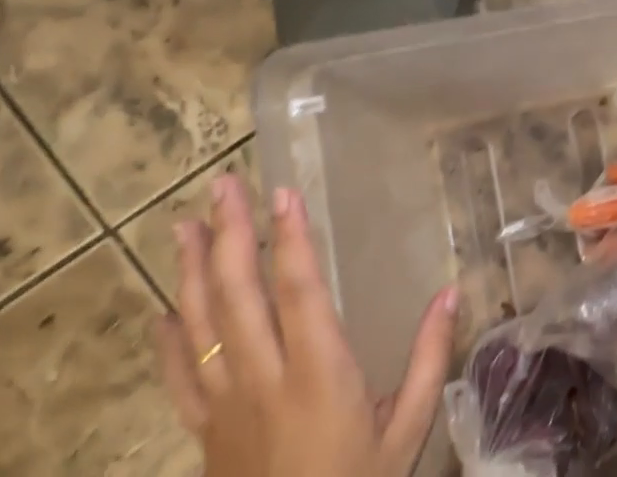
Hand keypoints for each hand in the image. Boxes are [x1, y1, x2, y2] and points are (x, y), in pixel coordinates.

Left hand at [156, 175, 459, 476]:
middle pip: (237, 297)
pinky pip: (178, 376)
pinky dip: (169, 338)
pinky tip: (166, 307)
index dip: (289, 240)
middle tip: (223, 187)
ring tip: (185, 224)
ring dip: (191, 271)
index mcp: (319, 374)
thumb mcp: (408, 429)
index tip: (282, 195)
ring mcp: (223, 405)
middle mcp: (263, 379)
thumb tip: (450, 293)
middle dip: (228, 237)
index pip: (298, 292)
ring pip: (199, 326)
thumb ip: (430, 359)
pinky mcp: (203, 428)